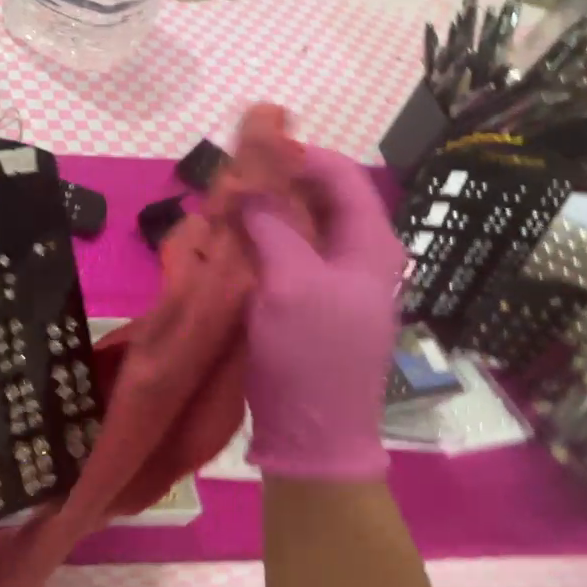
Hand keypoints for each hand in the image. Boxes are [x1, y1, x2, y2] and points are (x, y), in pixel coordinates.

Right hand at [239, 148, 404, 480]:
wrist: (311, 436)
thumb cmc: (312, 355)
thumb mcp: (292, 282)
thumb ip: (272, 225)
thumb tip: (248, 183)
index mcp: (369, 245)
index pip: (340, 174)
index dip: (298, 154)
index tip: (250, 150)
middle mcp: (354, 253)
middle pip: (315, 195)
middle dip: (271, 181)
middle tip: (226, 179)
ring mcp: (327, 277)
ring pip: (293, 223)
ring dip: (257, 209)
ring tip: (217, 204)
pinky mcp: (301, 297)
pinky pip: (278, 251)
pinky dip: (252, 237)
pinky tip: (221, 237)